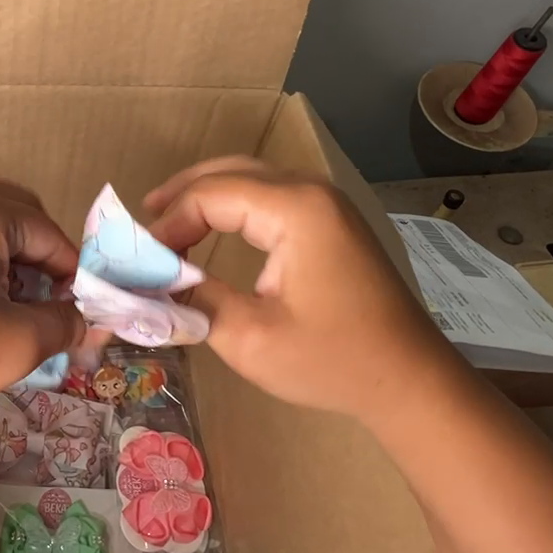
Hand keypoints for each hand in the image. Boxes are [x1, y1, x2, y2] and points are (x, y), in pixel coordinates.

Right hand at [143, 157, 466, 420]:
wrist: (410, 381)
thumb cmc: (332, 361)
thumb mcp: (249, 337)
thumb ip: (193, 300)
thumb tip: (149, 283)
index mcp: (296, 209)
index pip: (210, 195)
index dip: (169, 224)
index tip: (141, 260)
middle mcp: (312, 192)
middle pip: (230, 171)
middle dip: (182, 194)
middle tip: (142, 222)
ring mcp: (326, 204)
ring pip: (250, 178)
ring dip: (206, 196)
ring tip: (166, 220)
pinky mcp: (332, 223)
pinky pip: (270, 197)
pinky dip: (232, 207)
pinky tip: (212, 227)